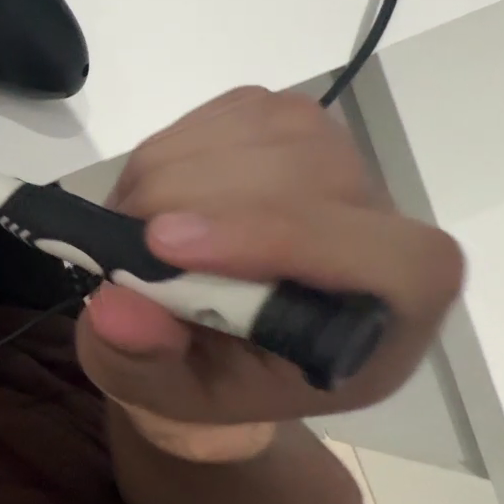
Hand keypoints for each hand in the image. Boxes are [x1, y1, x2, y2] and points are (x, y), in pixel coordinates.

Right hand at [75, 87, 463, 458]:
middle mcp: (385, 232)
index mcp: (384, 322)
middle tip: (117, 245)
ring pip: (266, 130)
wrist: (201, 335)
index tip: (164, 246)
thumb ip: (142, 362)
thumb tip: (114, 310)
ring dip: (165, 174)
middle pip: (311, 175)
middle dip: (185, 199)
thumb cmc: (196, 375)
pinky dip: (169, 149)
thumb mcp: (157, 392)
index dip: (280, 239)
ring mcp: (345, 165)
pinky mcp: (295, 127)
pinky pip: (232, 110)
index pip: (389, 261)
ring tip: (129, 228)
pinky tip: (150, 196)